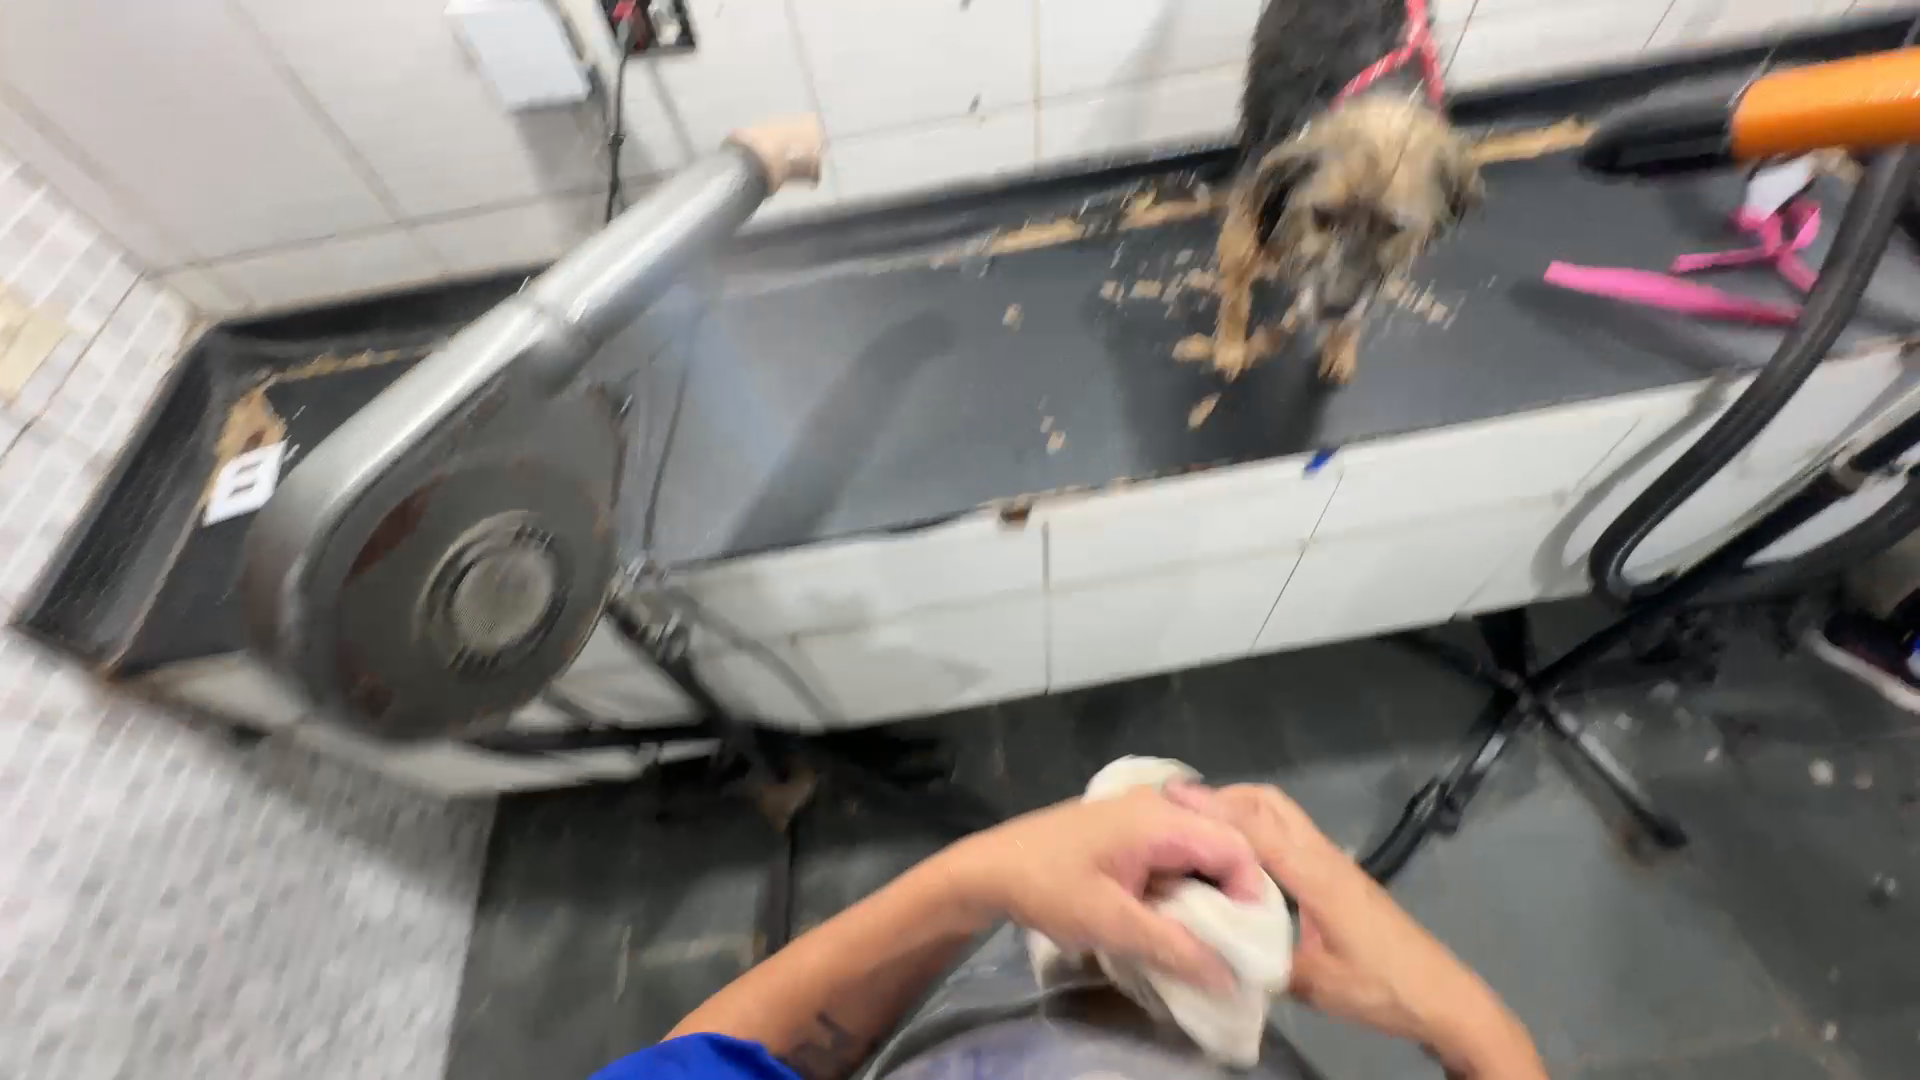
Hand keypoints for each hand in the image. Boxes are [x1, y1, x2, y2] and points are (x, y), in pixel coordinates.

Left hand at [936, 788, 1266, 990]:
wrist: (992, 866)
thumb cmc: (1050, 887)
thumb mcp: (1113, 924)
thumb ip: (1175, 947)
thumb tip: (1232, 977)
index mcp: (1159, 819)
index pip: (1235, 846)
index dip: (1251, 893)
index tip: (1246, 941)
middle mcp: (1156, 805)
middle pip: (1219, 841)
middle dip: (1232, 892)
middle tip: (1228, 941)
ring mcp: (1137, 812)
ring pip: (1196, 846)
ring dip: (1206, 889)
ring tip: (1199, 933)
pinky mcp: (1124, 826)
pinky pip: (1172, 848)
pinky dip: (1181, 880)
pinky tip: (1168, 912)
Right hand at [1166, 784, 1540, 1076]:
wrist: (1448, 998)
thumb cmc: (1383, 988)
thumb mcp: (1317, 984)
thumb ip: (1266, 960)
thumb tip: (1220, 945)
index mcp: (1313, 875)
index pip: (1253, 827)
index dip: (1210, 807)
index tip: (1171, 794)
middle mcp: (1321, 855)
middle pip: (1267, 801)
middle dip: (1223, 797)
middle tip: (1183, 814)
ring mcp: (1332, 860)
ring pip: (1280, 811)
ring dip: (1240, 808)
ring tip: (1203, 829)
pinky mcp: (1338, 871)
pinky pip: (1289, 830)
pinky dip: (1257, 826)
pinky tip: (1240, 855)